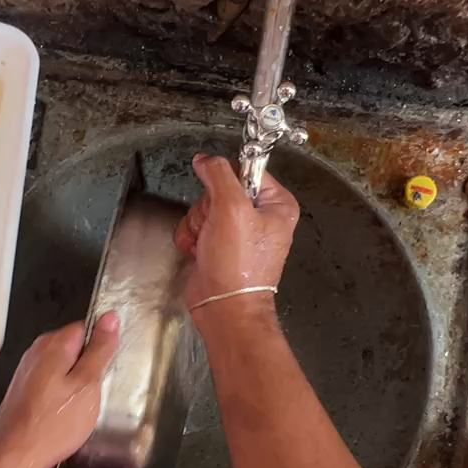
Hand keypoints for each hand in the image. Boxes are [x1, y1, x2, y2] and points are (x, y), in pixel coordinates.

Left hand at [0, 313, 119, 467]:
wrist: (15, 457)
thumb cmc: (54, 424)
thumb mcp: (88, 385)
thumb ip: (100, 350)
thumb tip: (110, 317)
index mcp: (52, 345)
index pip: (86, 328)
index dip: (102, 346)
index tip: (110, 366)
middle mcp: (36, 353)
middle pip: (74, 349)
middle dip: (90, 367)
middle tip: (100, 391)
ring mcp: (27, 374)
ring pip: (63, 370)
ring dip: (77, 385)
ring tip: (85, 407)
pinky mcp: (24, 394)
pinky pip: (52, 387)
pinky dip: (64, 398)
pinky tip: (69, 416)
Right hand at [176, 154, 299, 319]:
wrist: (224, 306)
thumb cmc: (238, 267)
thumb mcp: (231, 208)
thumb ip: (218, 175)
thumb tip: (206, 160)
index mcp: (277, 205)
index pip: (247, 171)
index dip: (227, 181)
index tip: (221, 197)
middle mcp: (259, 219)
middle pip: (219, 191)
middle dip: (207, 209)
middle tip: (214, 227)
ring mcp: (237, 234)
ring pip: (203, 209)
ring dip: (196, 225)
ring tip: (206, 244)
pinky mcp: (218, 248)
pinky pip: (196, 229)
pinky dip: (191, 239)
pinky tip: (198, 252)